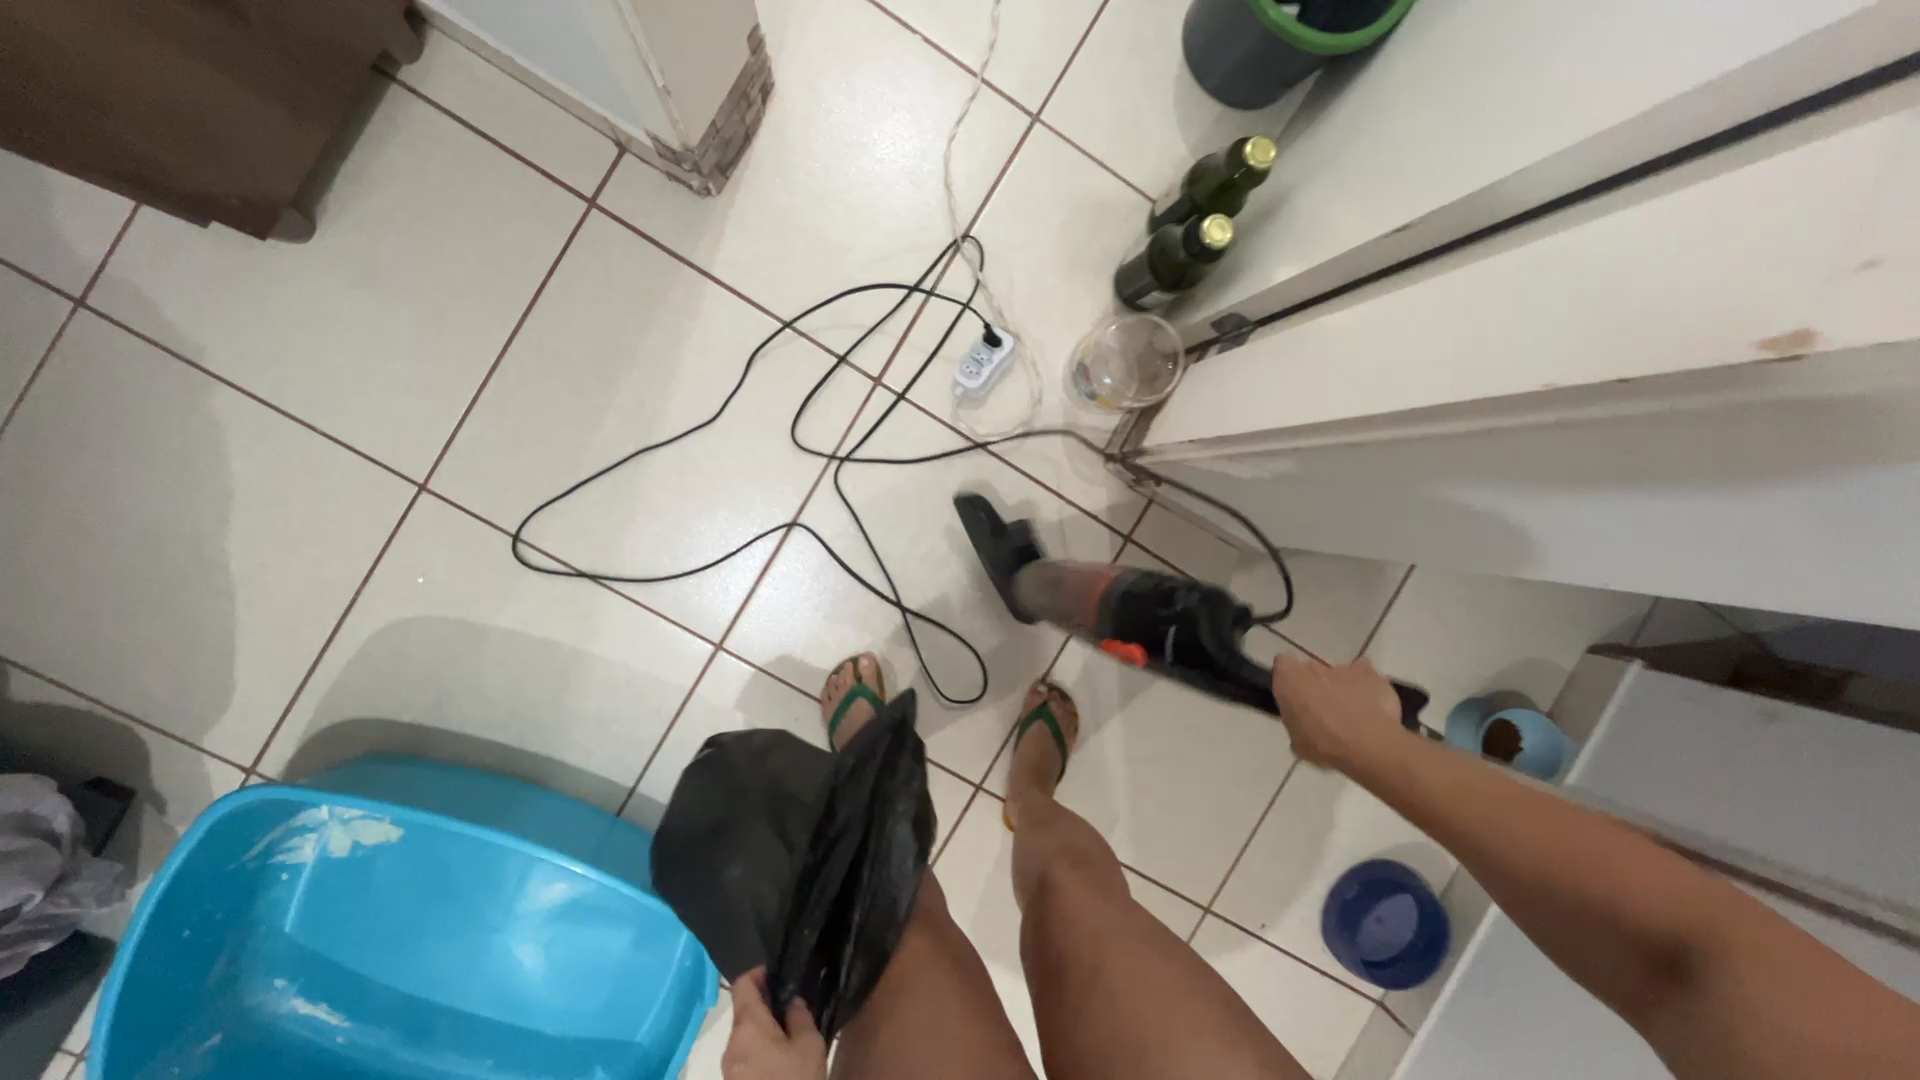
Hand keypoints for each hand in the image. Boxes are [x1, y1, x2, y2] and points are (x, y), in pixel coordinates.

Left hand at [721, 968, 827, 1079]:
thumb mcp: (809, 1046)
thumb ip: (800, 1016)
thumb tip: (791, 1002)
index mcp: (748, 1025)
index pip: (741, 985)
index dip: (757, 973)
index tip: (777, 973)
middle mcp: (732, 1043)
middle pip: (744, 1012)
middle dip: (765, 1006)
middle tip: (792, 1006)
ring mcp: (729, 1068)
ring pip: (745, 1037)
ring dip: (764, 1030)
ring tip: (791, 1034)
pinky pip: (745, 1057)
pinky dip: (760, 1050)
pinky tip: (782, 1060)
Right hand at [1271, 655, 1402, 769]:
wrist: (1368, 744)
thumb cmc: (1324, 745)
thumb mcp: (1298, 743)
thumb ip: (1296, 724)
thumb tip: (1302, 725)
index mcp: (1288, 680)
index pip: (1282, 665)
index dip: (1289, 679)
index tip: (1294, 695)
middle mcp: (1313, 667)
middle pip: (1311, 669)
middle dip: (1316, 684)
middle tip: (1323, 709)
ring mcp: (1343, 668)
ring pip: (1338, 673)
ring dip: (1341, 687)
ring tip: (1353, 713)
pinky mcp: (1370, 672)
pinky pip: (1364, 675)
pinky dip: (1366, 686)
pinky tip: (1372, 706)